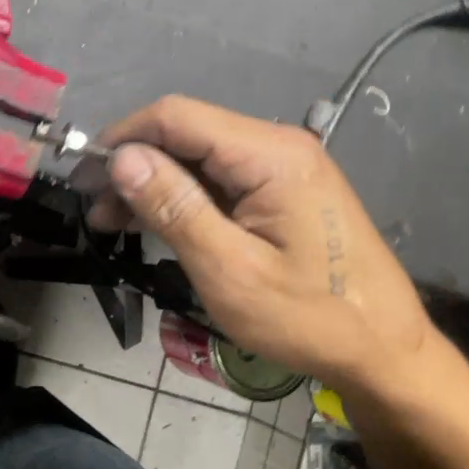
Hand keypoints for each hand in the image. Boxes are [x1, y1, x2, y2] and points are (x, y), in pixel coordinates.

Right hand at [87, 96, 434, 396]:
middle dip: (132, 163)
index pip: (176, 117)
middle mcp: (277, 146)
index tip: (83, 176)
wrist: (384, 351)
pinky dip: (180, 197)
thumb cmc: (308, 317)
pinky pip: (218, 179)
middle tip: (93, 208)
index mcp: (270, 156)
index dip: (122, 137)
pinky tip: (153, 222)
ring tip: (112, 221)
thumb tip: (121, 158)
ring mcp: (282, 167)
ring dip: (151, 183)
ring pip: (197, 156)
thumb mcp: (229, 269)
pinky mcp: (281, 190)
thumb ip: (174, 208)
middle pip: (185, 132)